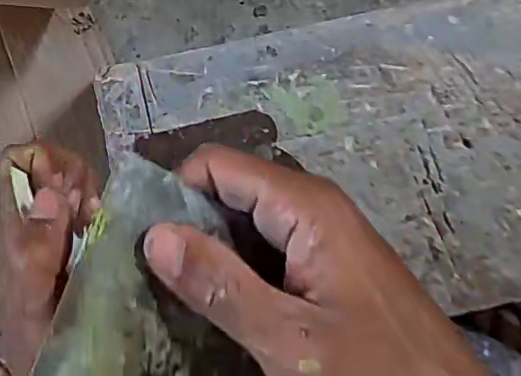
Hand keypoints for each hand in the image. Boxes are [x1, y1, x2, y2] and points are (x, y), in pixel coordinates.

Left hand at [0, 142, 100, 371]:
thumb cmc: (35, 329)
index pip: (19, 160)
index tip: (65, 187)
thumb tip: (50, 193)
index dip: (44, 161)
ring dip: (88, 188)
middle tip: (84, 208)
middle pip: (51, 162)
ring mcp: (56, 218)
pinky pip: (90, 194)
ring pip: (72, 175)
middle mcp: (33, 211)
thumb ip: (36, 250)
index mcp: (13, 218)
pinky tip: (100, 221)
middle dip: (73, 175)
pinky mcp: (79, 228)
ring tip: (92, 217)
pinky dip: (100, 200)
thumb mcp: (32, 293)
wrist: (52, 358)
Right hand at [141, 145, 485, 375]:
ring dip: (214, 256)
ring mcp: (323, 237)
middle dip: (192, 227)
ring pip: (247, 225)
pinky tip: (225, 311)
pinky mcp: (329, 268)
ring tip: (181, 297)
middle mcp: (312, 206)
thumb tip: (154, 234)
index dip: (177, 193)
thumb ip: (221, 286)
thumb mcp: (293, 342)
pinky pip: (270, 253)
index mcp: (305, 204)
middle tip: (156, 277)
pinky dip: (241, 274)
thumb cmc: (377, 374)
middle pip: (230, 192)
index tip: (143, 241)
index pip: (217, 165)